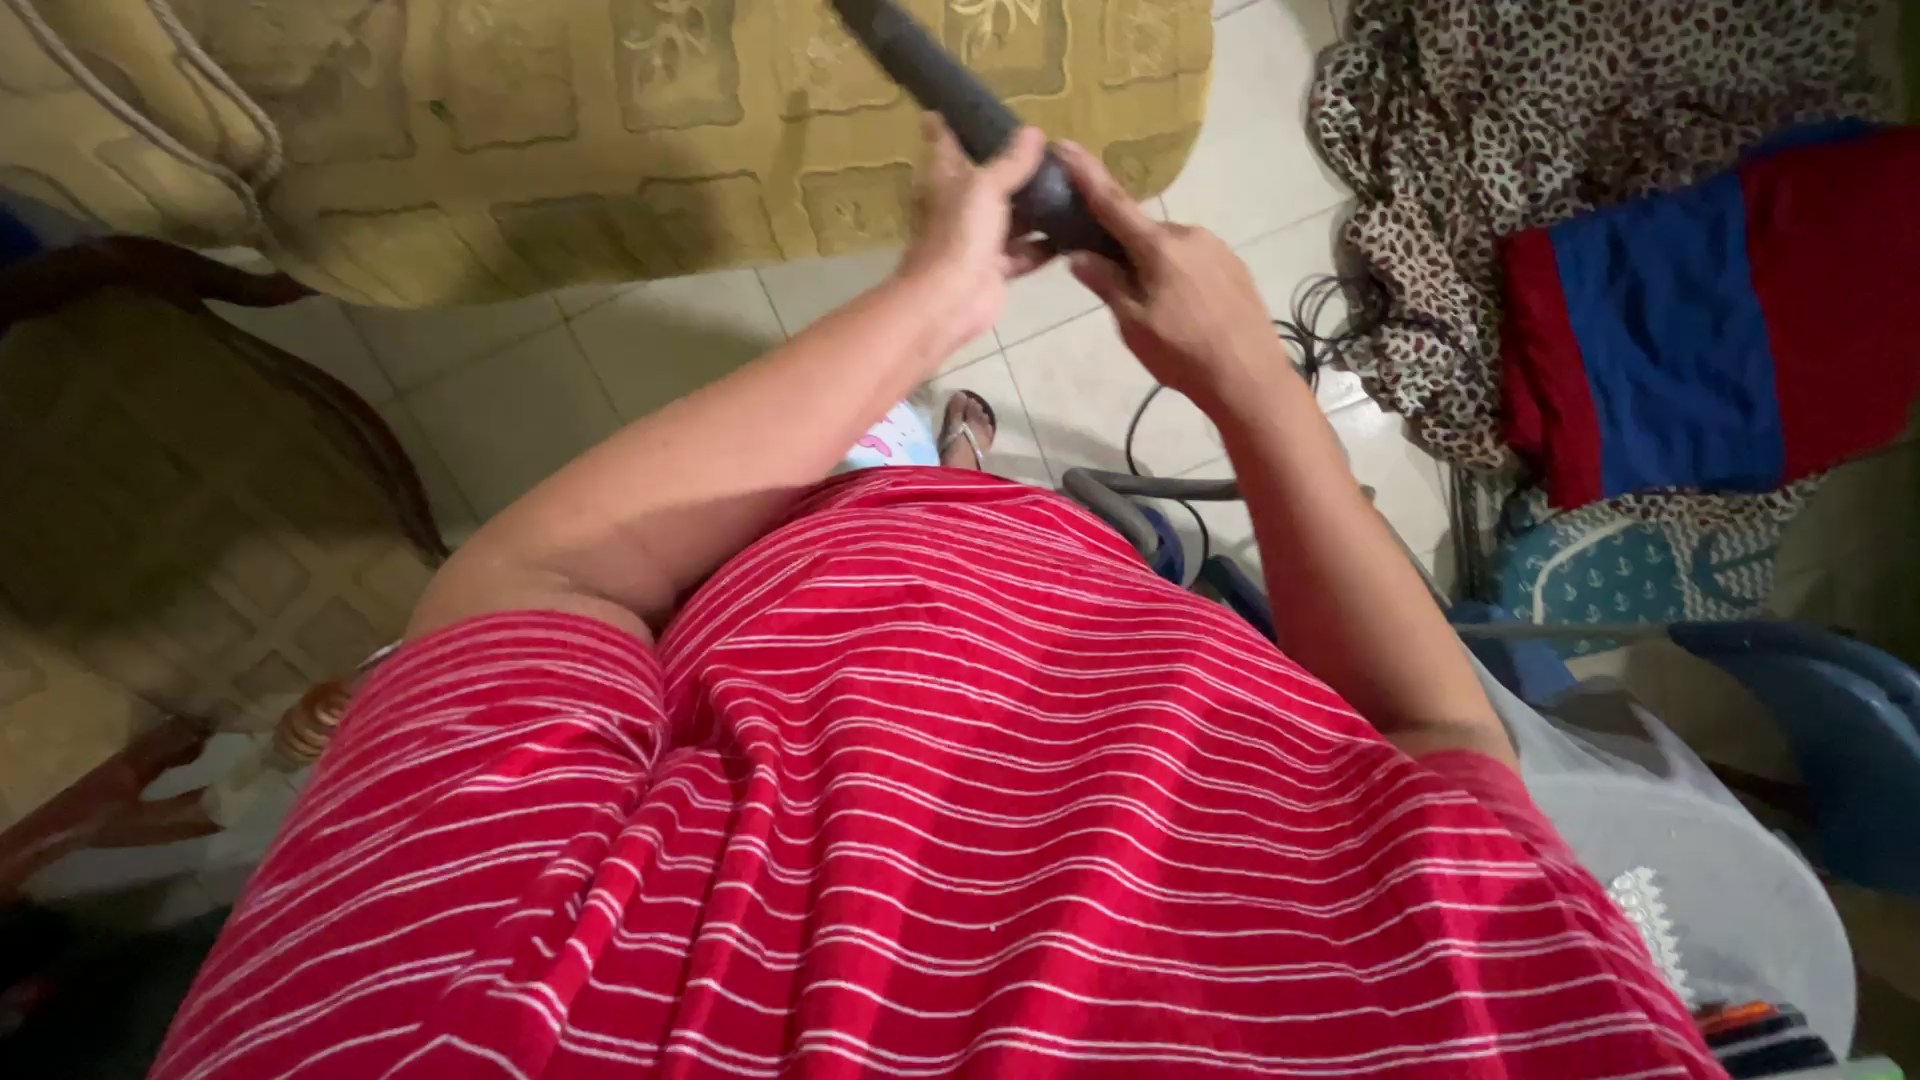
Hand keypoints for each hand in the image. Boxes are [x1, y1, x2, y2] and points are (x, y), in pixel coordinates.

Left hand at [895, 117, 1049, 355]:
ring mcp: (977, 240)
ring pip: (1011, 217)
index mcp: (944, 178)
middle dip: (1013, 166)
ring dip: (1037, 207)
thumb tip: (1033, 133)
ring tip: (1070, 186)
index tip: (964, 103)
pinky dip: (1045, 244)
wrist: (951, 300)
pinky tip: (1072, 230)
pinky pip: (1025, 252)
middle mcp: (959, 206)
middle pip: (986, 179)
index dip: (951, 121)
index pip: (944, 140)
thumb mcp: (985, 186)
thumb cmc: (958, 233)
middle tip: (1048, 147)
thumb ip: (1010, 162)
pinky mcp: (996, 269)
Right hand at [1052, 141, 1291, 411]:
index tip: (1065, 146)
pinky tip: (1180, 310)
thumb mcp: (1133, 324)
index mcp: (1159, 245)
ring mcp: (1217, 249)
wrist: (1248, 377)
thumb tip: (1079, 255)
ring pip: (1168, 248)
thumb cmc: (1182, 352)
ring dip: (1150, 265)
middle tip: (1109, 282)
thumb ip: (1106, 284)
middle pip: (1142, 232)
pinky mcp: (1233, 267)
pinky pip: (1192, 261)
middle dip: (1120, 247)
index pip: (1113, 203)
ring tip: (1151, 309)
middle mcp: (1190, 234)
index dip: (1086, 175)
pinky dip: (1175, 275)